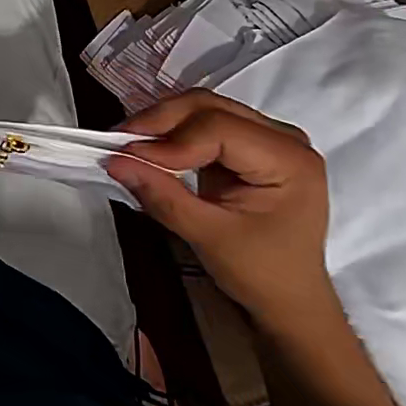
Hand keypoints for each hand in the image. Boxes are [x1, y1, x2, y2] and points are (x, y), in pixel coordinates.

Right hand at [106, 90, 333, 320]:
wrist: (288, 298)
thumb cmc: (261, 273)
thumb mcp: (209, 237)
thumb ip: (163, 196)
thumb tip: (116, 162)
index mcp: (289, 159)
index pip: (219, 128)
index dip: (171, 141)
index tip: (130, 158)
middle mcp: (283, 137)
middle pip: (210, 108)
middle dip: (161, 122)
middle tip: (120, 142)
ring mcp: (267, 136)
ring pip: (203, 108)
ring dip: (163, 123)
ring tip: (130, 144)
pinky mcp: (249, 142)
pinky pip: (204, 122)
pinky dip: (173, 132)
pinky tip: (151, 148)